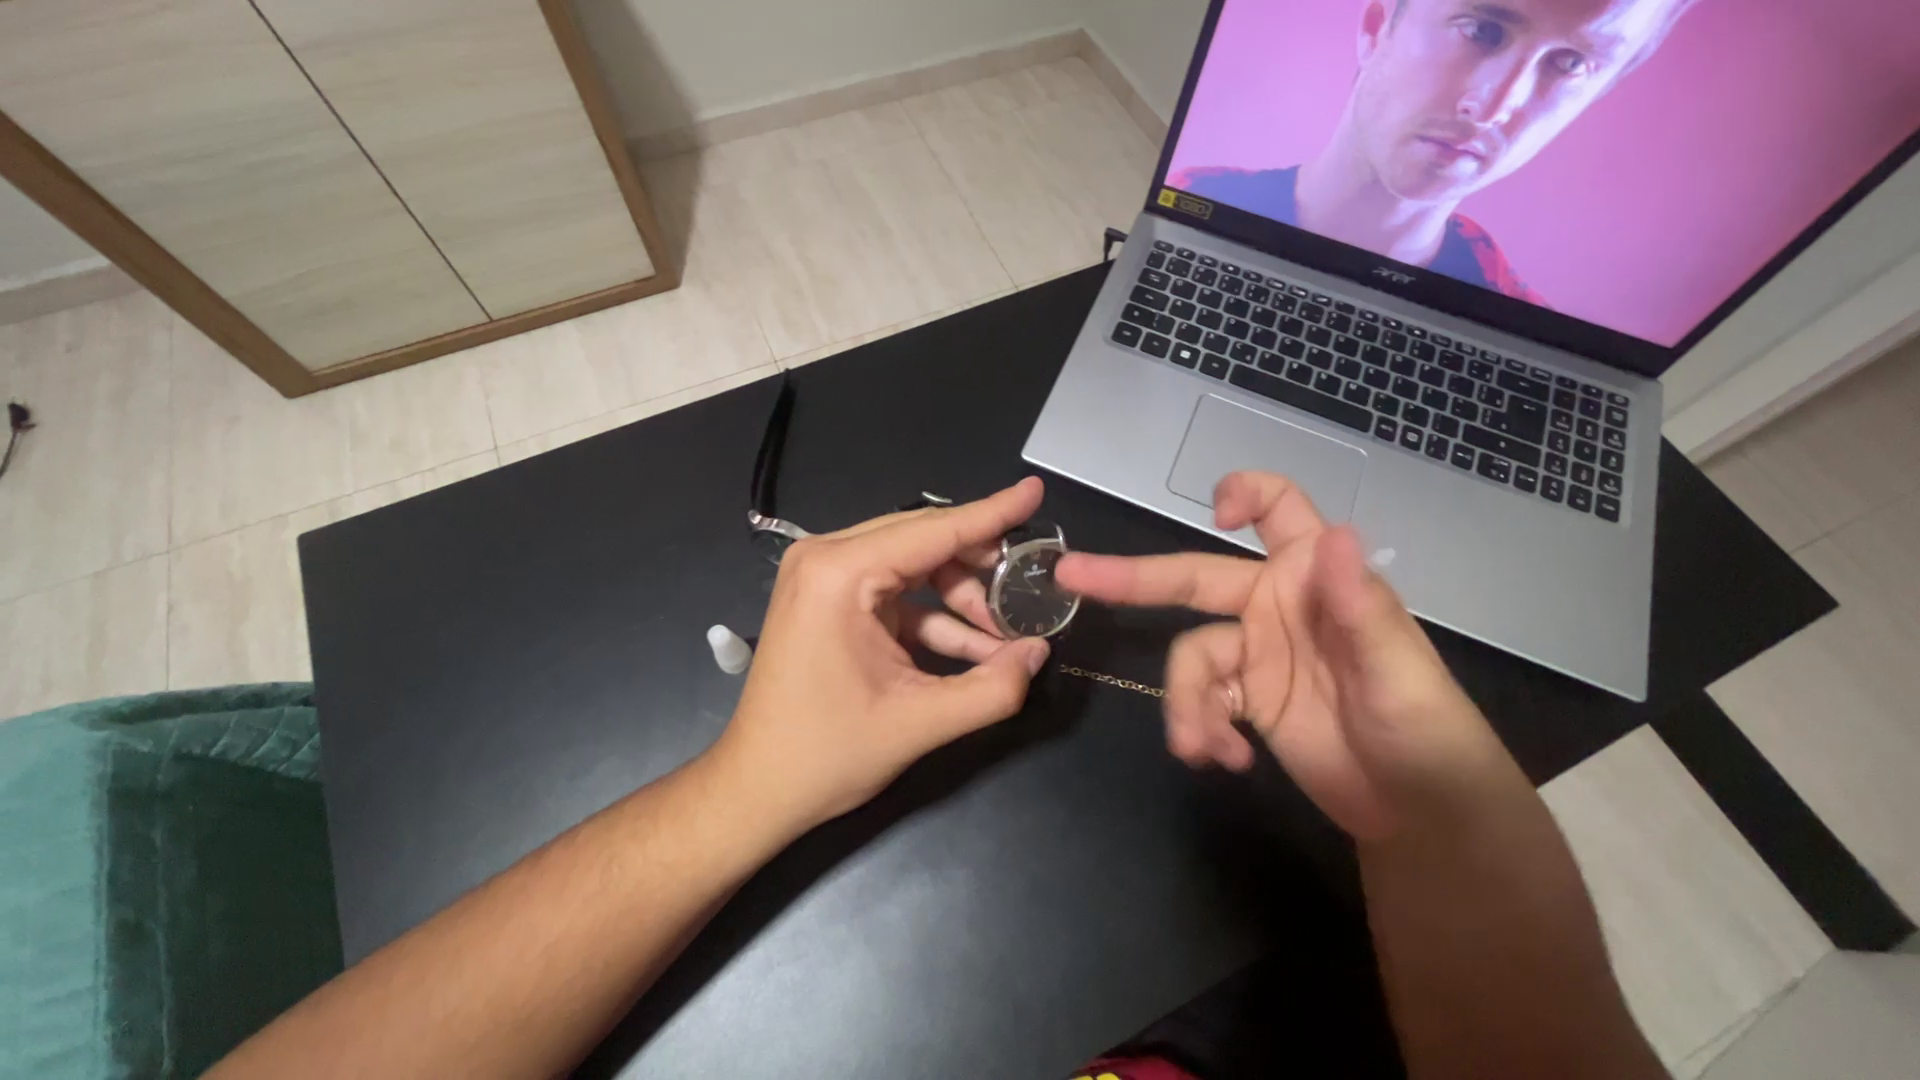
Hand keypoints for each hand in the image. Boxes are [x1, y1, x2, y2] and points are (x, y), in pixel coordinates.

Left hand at [711, 478, 1053, 829]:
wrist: (758, 787)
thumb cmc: (828, 754)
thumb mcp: (921, 722)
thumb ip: (994, 687)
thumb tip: (1042, 652)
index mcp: (840, 572)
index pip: (934, 531)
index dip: (993, 513)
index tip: (1035, 492)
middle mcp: (826, 558)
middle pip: (925, 540)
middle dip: (981, 566)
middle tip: (1031, 588)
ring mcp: (824, 578)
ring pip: (915, 566)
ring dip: (962, 598)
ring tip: (1005, 637)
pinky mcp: (830, 602)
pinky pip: (897, 592)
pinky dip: (936, 617)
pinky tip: (976, 650)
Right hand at [1055, 472, 1520, 841]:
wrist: (1418, 815)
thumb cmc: (1427, 733)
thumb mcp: (1399, 673)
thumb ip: (1359, 609)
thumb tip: (1336, 535)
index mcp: (1314, 579)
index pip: (1280, 511)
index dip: (1246, 496)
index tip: (1216, 515)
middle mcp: (1275, 606)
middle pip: (1193, 579)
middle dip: (1132, 579)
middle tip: (1072, 575)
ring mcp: (1255, 656)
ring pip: (1188, 658)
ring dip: (1185, 704)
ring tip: (1200, 750)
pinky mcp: (1243, 703)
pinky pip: (1197, 702)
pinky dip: (1198, 729)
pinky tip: (1221, 760)